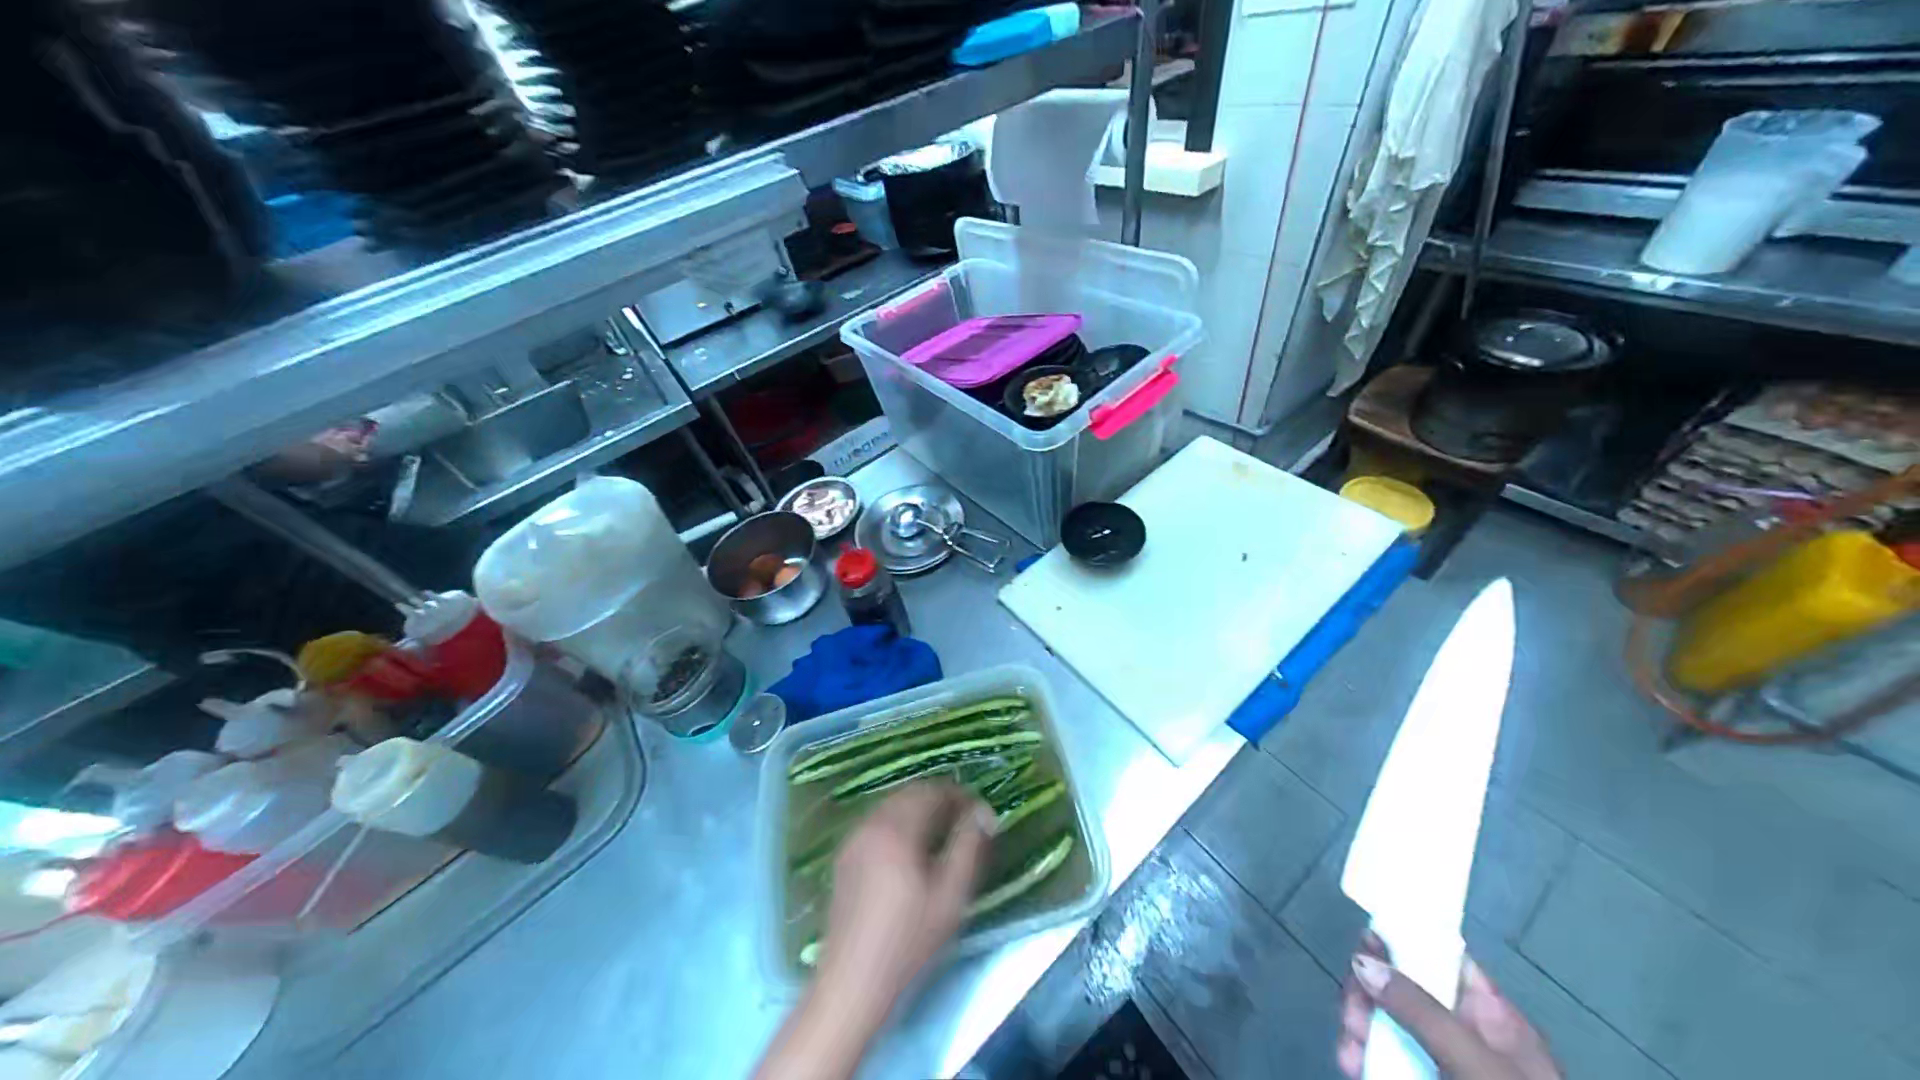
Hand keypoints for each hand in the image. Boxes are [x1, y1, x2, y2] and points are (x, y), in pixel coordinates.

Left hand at [816, 781, 994, 1007]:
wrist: (852, 982)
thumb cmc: (909, 941)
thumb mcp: (951, 896)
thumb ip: (970, 847)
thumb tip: (984, 813)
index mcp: (895, 828)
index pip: (932, 792)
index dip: (960, 796)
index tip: (981, 813)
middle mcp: (869, 825)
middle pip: (909, 794)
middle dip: (939, 800)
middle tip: (965, 822)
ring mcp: (853, 841)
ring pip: (891, 808)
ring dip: (918, 811)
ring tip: (943, 836)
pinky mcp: (844, 859)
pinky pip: (876, 825)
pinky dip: (899, 825)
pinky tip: (911, 852)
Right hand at [1338, 936, 1561, 1079]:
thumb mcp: (1476, 1066)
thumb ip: (1420, 1011)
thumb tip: (1362, 959)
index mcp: (1493, 1018)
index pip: (1444, 957)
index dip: (1403, 939)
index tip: (1364, 942)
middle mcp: (1466, 1034)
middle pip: (1405, 988)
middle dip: (1370, 992)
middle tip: (1352, 1012)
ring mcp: (1445, 1066)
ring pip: (1389, 1025)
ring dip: (1360, 1027)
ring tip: (1349, 1050)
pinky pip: (1388, 1061)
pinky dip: (1365, 1058)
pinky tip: (1351, 1066)